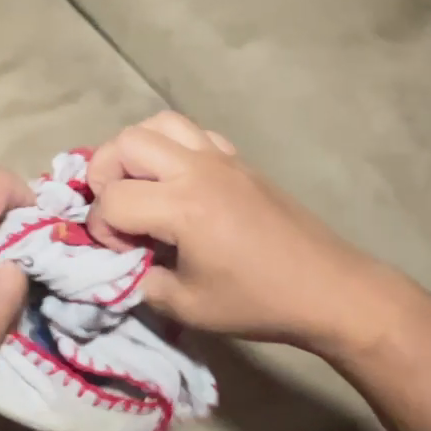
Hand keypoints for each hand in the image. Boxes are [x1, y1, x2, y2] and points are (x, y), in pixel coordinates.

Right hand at [86, 112, 396, 345]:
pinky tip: (178, 181)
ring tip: (140, 185)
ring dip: (136, 150)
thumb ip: (142, 281)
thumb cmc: (258, 301)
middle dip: (105, 174)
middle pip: (126, 143)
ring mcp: (220, 157)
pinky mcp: (238, 159)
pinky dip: (172, 147)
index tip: (121, 254)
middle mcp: (197, 169)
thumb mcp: (188, 307)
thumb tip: (125, 264)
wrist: (328, 288)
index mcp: (182, 207)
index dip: (101, 228)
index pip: (113, 199)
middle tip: (117, 210)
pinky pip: (193, 131)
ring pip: (159, 123)